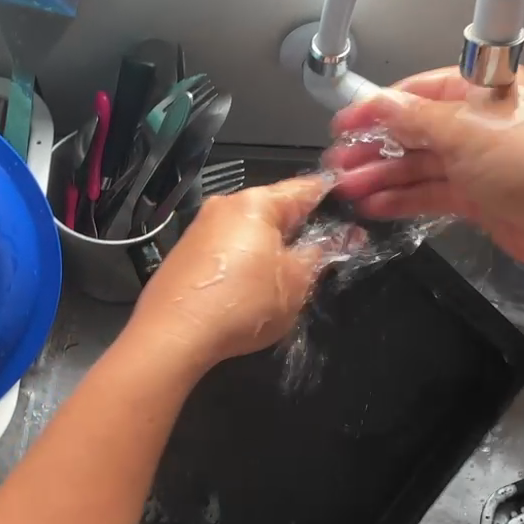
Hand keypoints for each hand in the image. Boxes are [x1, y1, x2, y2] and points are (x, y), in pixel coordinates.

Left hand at [125, 177, 329, 369]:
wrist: (173, 335)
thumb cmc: (242, 304)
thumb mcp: (296, 282)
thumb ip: (322, 254)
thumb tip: (342, 237)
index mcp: (256, 202)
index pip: (305, 188)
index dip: (332, 196)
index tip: (350, 206)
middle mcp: (224, 206)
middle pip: (274, 210)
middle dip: (299, 230)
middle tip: (322, 254)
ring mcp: (200, 229)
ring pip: (249, 232)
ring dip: (270, 249)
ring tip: (285, 279)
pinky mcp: (184, 255)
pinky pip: (226, 250)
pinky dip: (244, 263)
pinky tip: (249, 290)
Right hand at [327, 66, 523, 274]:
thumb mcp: (468, 130)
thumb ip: (416, 119)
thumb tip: (380, 102)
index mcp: (484, 91)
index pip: (421, 91)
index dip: (381, 106)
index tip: (347, 121)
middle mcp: (481, 124)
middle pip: (416, 131)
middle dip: (376, 146)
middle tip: (340, 161)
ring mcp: (481, 164)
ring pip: (421, 166)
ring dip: (383, 176)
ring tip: (347, 189)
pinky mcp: (481, 200)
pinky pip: (432, 195)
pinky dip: (403, 200)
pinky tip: (375, 205)